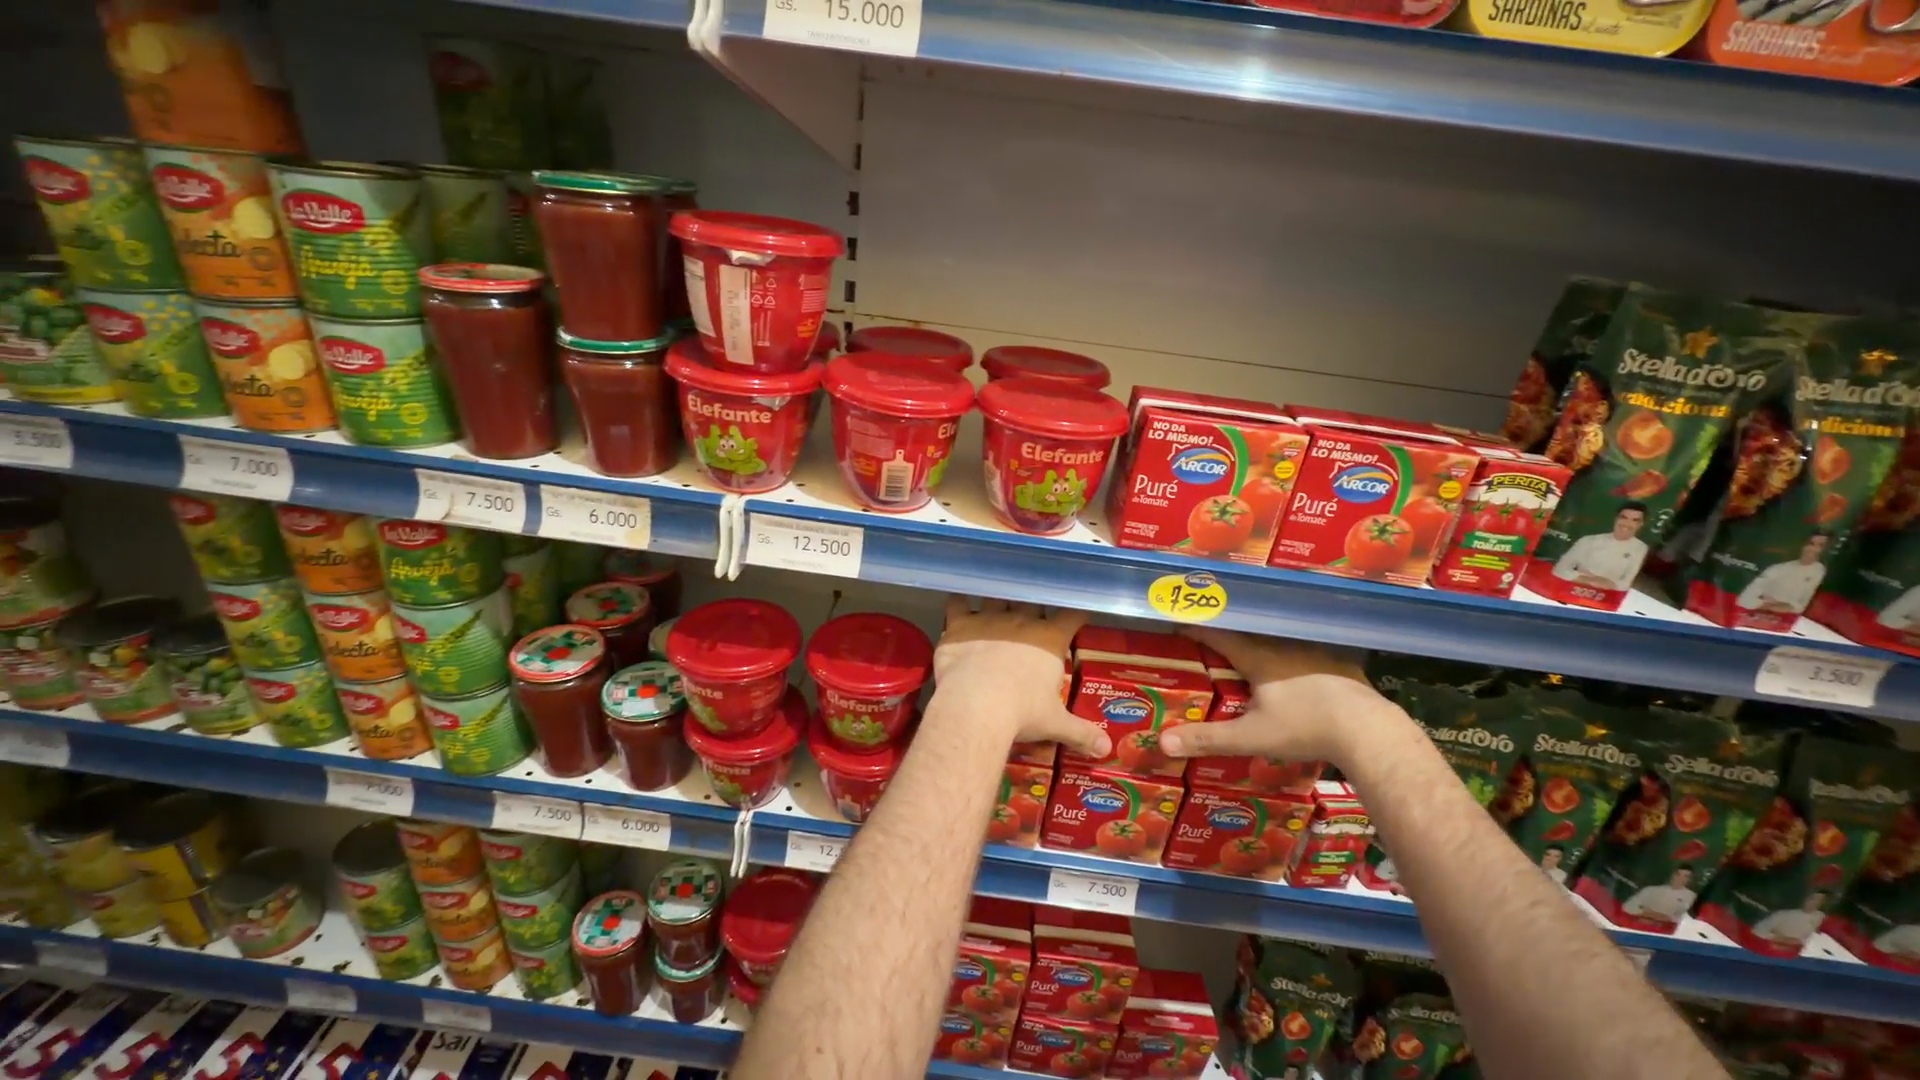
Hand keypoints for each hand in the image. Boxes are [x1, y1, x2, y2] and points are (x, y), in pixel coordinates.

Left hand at [932, 597, 1108, 757]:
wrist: (976, 706)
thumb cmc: (1022, 713)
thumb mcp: (1056, 724)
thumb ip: (1082, 733)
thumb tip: (1106, 749)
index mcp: (1050, 639)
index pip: (1072, 616)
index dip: (1075, 614)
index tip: (1077, 617)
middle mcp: (1022, 621)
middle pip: (1033, 603)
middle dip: (1033, 609)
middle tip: (1031, 621)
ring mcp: (990, 618)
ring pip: (998, 598)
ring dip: (999, 602)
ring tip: (997, 609)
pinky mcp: (960, 625)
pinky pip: (958, 603)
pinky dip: (959, 603)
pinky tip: (958, 604)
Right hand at [1157, 625, 1391, 767]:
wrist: (1368, 730)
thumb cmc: (1304, 728)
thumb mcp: (1250, 737)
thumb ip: (1207, 738)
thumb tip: (1162, 742)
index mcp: (1259, 659)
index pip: (1220, 636)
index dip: (1198, 628)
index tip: (1180, 621)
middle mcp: (1285, 648)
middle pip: (1251, 635)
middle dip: (1231, 634)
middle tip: (1214, 635)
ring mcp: (1317, 653)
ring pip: (1283, 640)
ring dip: (1266, 640)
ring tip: (1254, 646)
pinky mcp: (1342, 664)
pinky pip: (1311, 650)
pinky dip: (1298, 653)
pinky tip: (1302, 664)